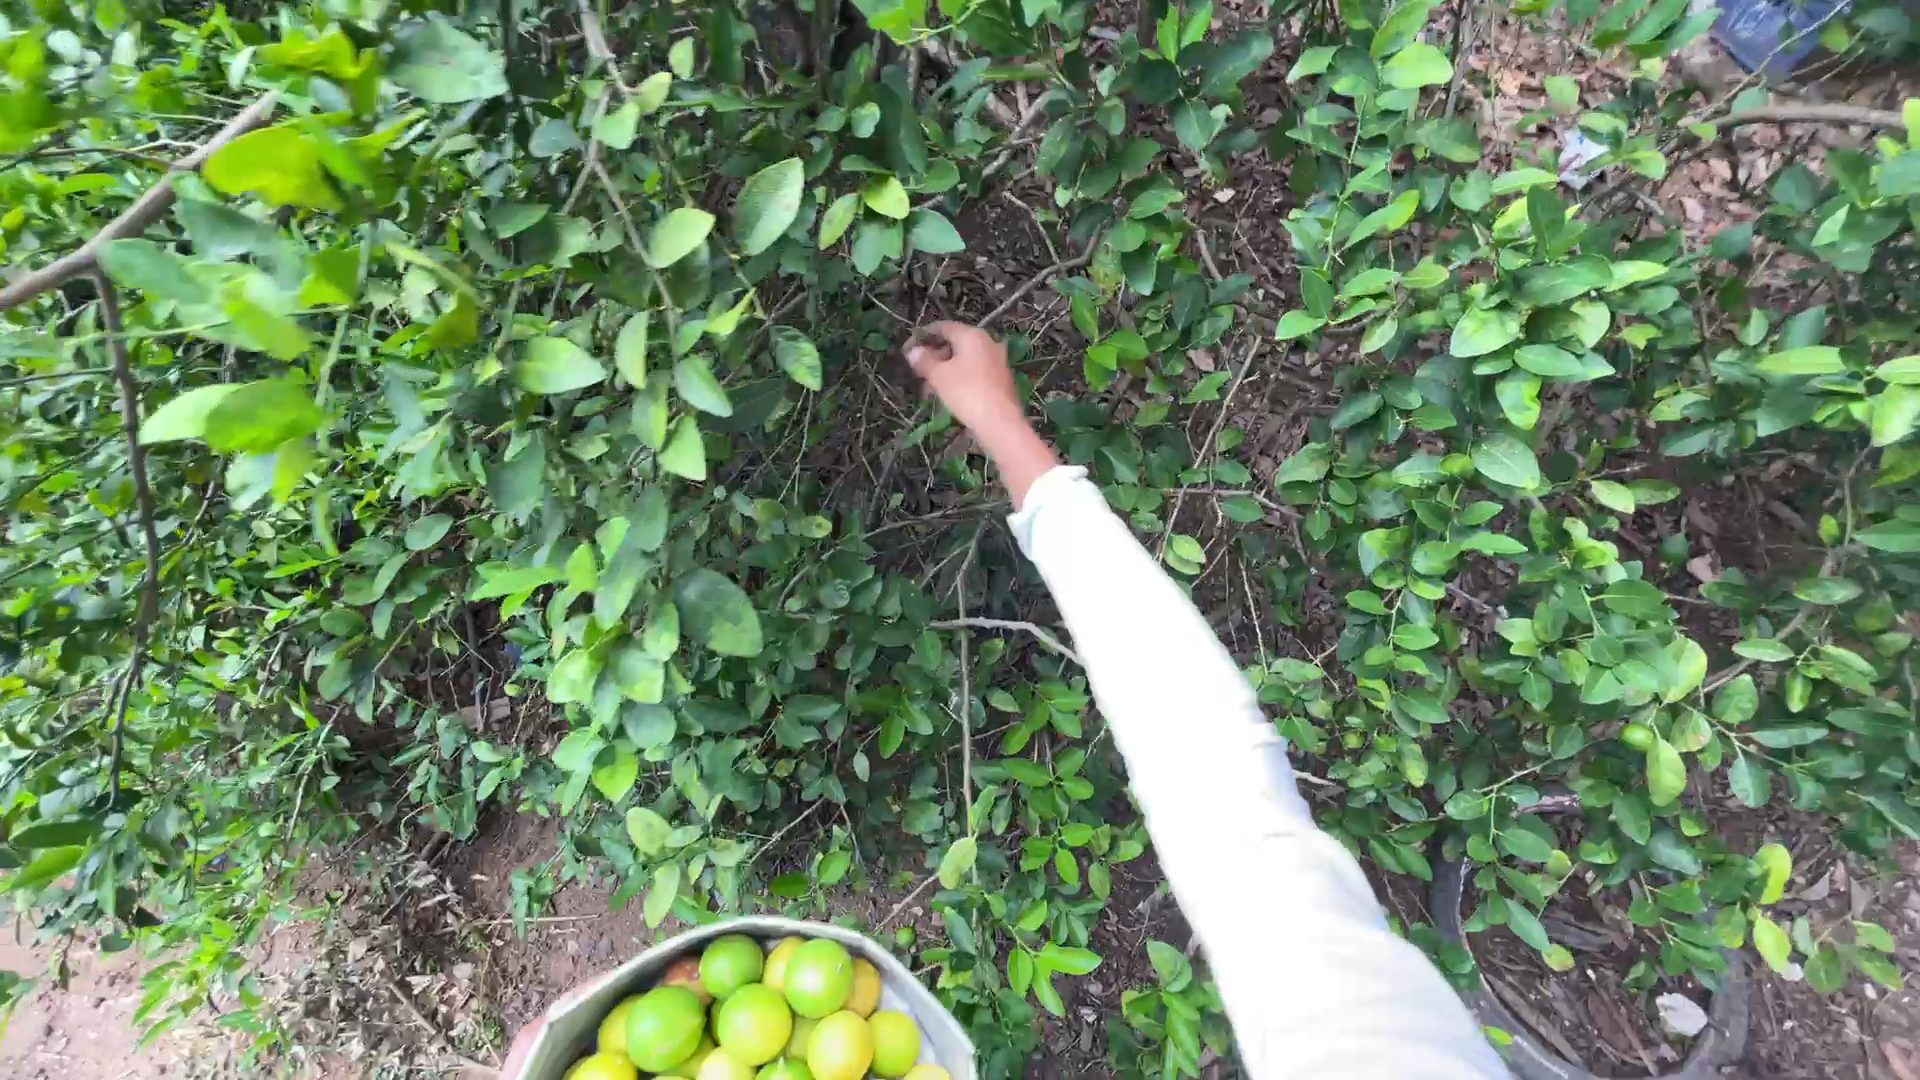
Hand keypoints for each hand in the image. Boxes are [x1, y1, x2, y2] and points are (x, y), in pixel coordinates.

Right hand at [903, 320, 1057, 507]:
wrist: (999, 422)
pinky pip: (975, 372)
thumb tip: (912, 351)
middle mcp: (988, 343)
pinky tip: (948, 394)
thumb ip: (924, 361)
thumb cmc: (966, 392)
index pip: (943, 327)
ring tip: (930, 387)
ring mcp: (997, 361)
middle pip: (955, 343)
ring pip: (965, 360)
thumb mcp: (939, 376)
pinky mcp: (1001, 379)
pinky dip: (959, 378)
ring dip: (945, 370)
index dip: (924, 336)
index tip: (909, 348)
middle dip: (934, 356)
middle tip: (919, 371)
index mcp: (972, 335)